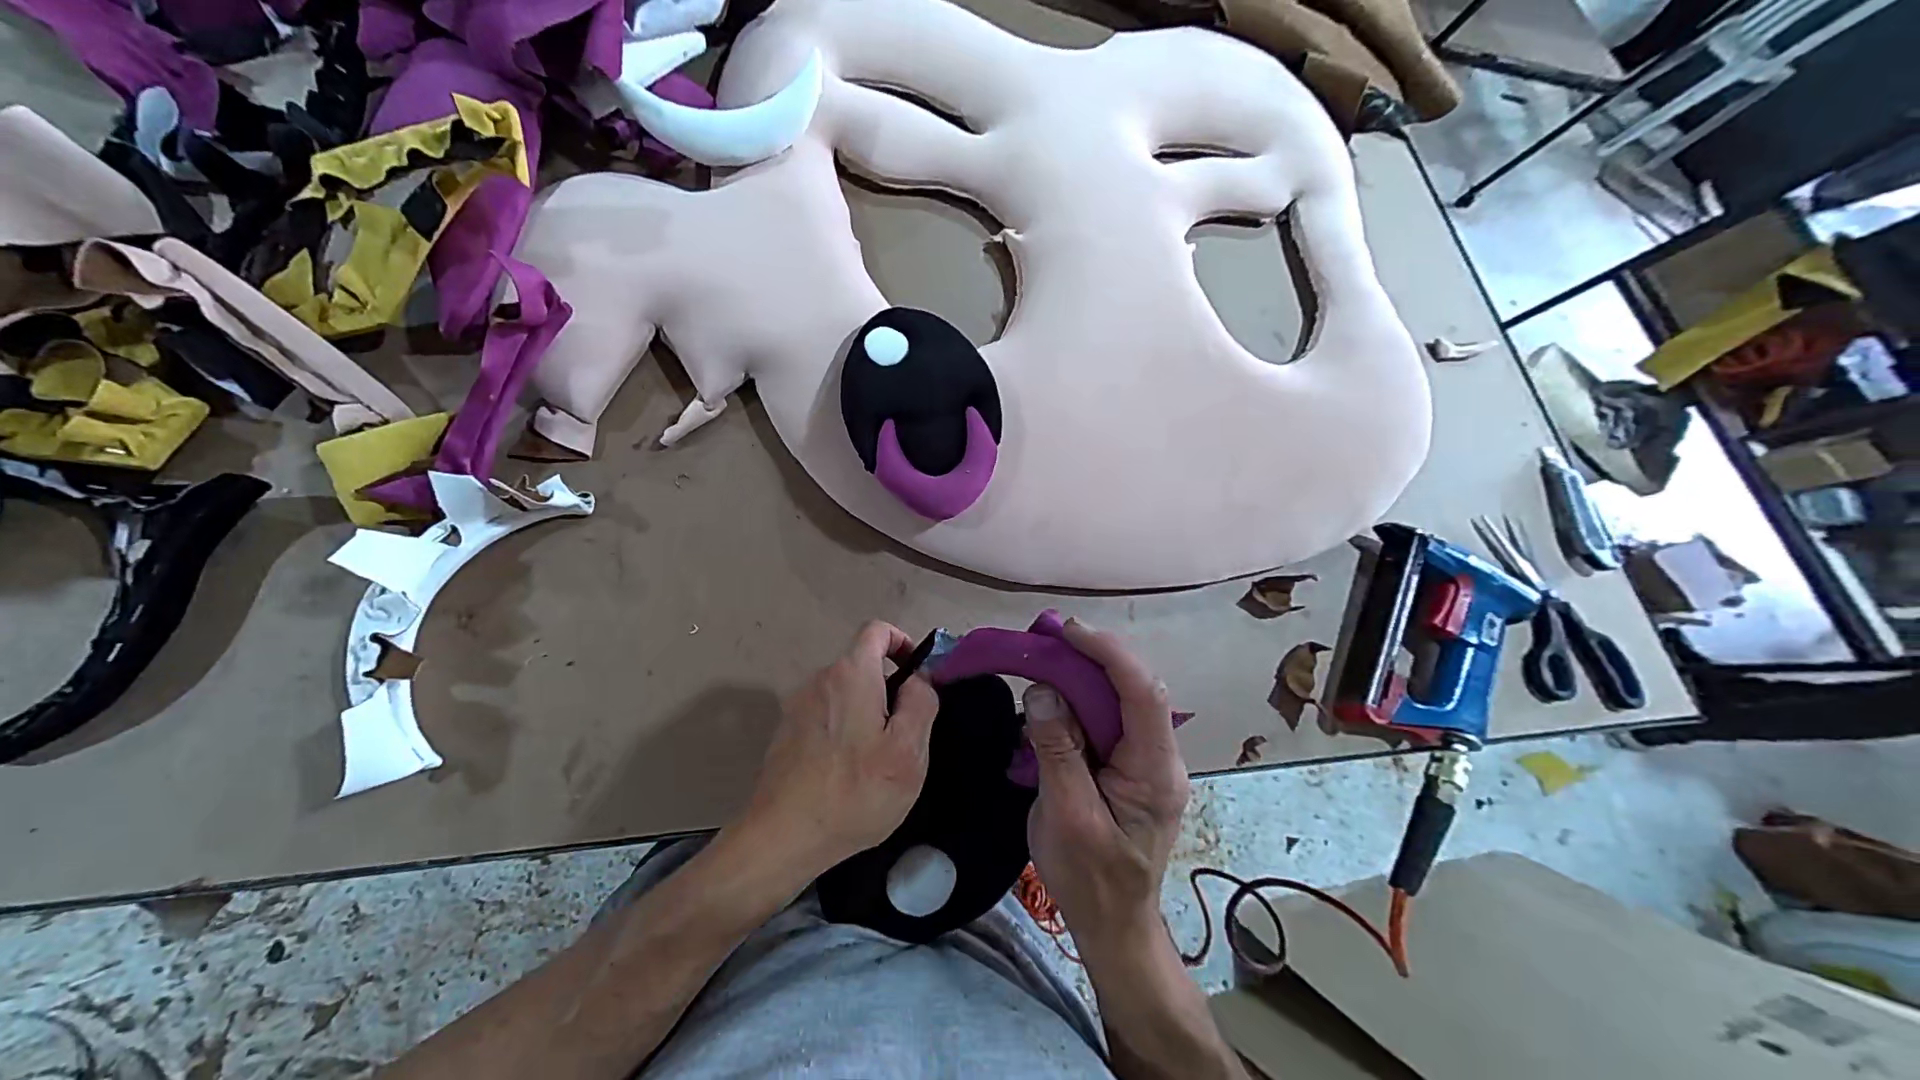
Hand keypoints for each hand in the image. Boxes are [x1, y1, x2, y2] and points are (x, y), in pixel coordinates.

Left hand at [736, 620, 939, 881]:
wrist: (782, 838)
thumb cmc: (854, 792)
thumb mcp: (908, 752)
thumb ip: (920, 703)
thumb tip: (919, 679)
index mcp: (851, 675)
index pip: (877, 630)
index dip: (902, 642)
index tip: (917, 678)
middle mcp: (818, 680)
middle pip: (861, 666)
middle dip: (887, 690)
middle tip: (903, 736)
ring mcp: (796, 707)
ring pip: (843, 695)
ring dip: (864, 715)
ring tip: (875, 762)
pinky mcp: (783, 734)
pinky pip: (824, 718)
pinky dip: (842, 733)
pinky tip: (846, 776)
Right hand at [1024, 619, 1188, 955]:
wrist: (1113, 926)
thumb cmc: (1091, 880)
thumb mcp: (1066, 818)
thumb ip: (1057, 752)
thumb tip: (1043, 690)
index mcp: (1155, 770)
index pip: (1143, 692)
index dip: (1108, 653)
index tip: (1067, 631)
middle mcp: (1159, 756)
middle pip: (1133, 688)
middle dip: (1091, 656)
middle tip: (1045, 637)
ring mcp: (1146, 761)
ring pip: (1119, 700)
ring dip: (1082, 674)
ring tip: (1044, 656)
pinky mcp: (1128, 767)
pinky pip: (1107, 720)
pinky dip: (1078, 699)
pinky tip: (1053, 695)